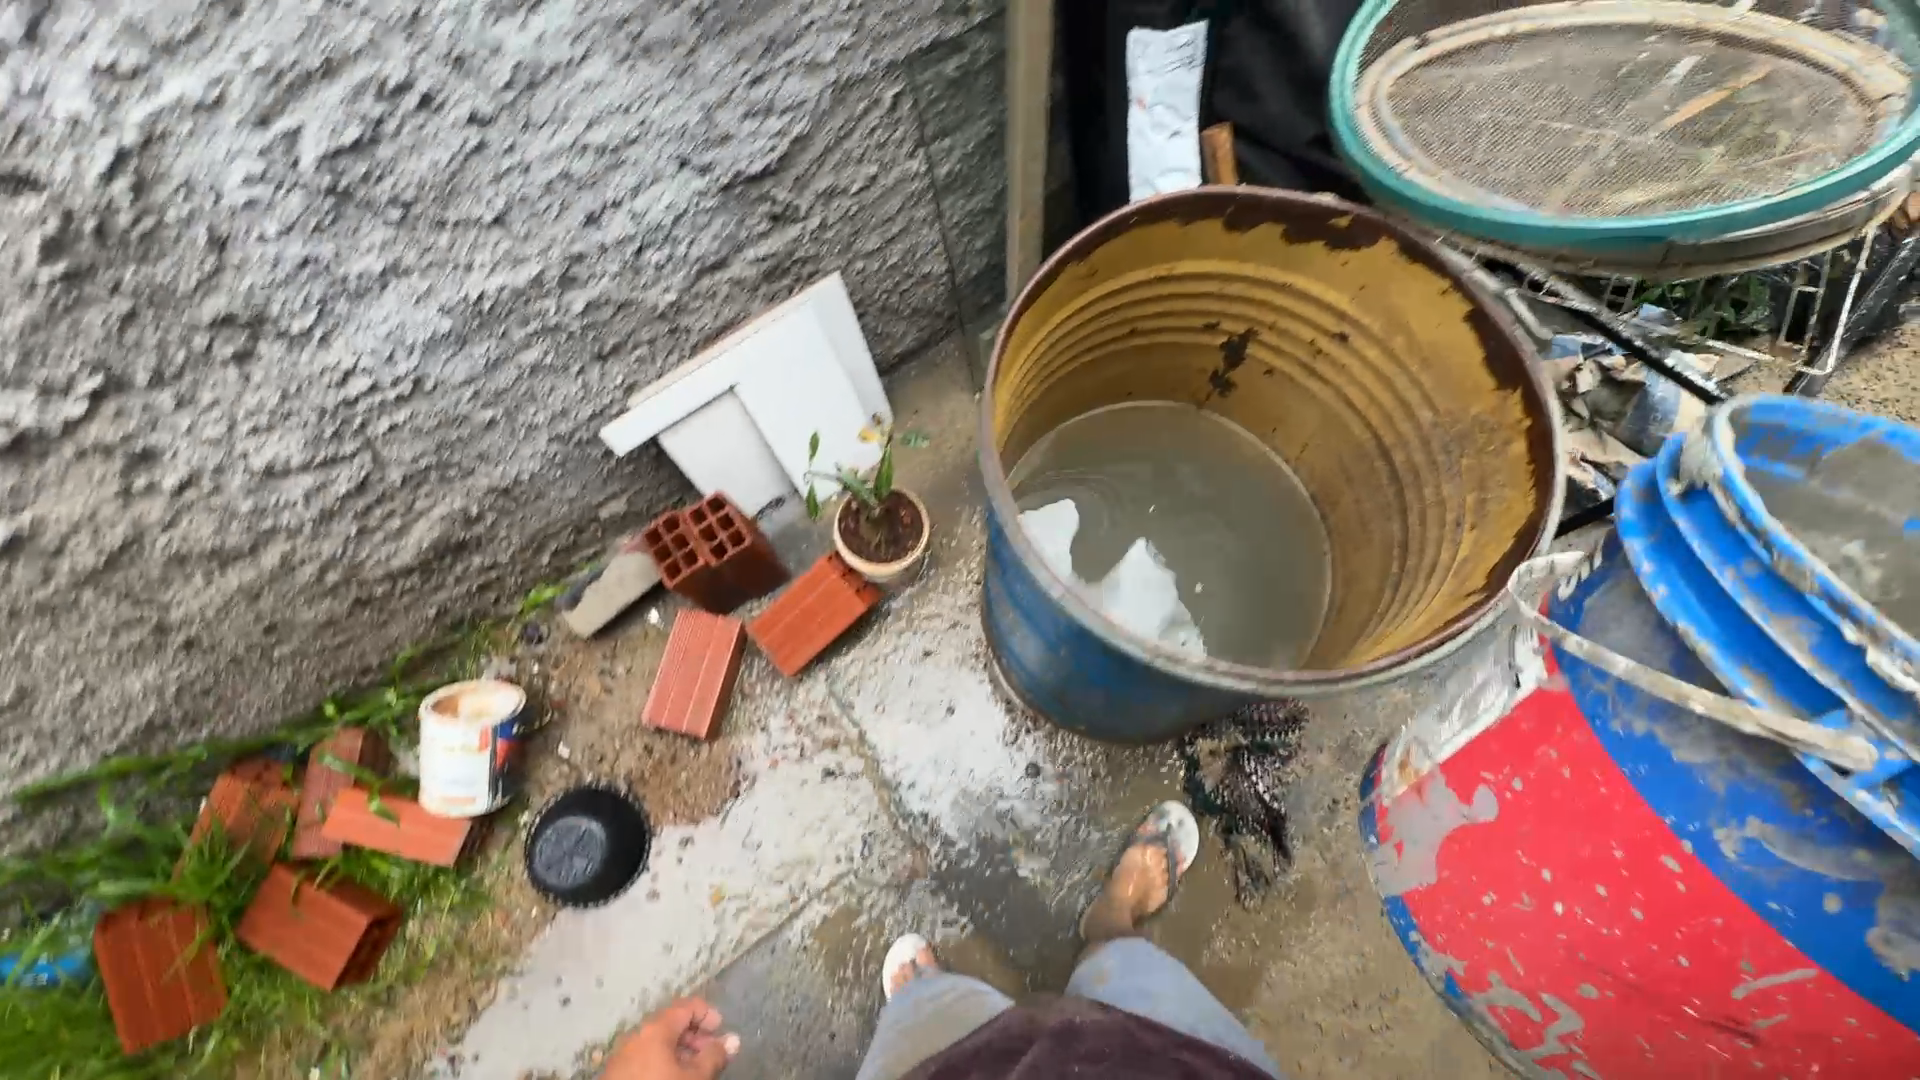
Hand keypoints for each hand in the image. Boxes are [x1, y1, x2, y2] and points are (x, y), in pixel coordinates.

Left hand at [604, 997, 740, 1079]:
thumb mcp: (695, 1078)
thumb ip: (715, 1056)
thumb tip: (733, 1040)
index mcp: (655, 1028)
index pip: (688, 1006)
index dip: (708, 1015)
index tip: (721, 1034)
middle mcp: (637, 1034)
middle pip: (672, 1023)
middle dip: (696, 1036)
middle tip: (711, 1055)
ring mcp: (623, 1055)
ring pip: (658, 1042)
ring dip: (680, 1051)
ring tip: (693, 1071)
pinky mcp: (616, 1074)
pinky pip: (644, 1057)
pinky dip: (662, 1061)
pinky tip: (671, 1078)